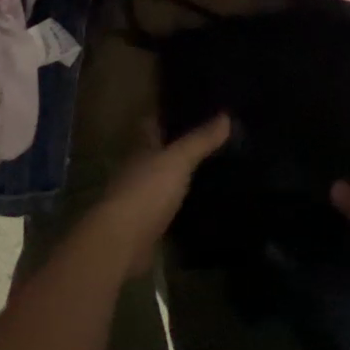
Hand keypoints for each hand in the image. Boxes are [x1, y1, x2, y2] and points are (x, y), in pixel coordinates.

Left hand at [90, 114, 230, 272]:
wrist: (123, 242)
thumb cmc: (146, 191)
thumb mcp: (177, 160)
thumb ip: (199, 140)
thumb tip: (226, 115)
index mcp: (141, 147)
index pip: (153, 123)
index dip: (170, 114)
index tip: (194, 106)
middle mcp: (140, 168)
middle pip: (161, 151)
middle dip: (181, 144)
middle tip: (215, 137)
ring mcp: (143, 197)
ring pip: (167, 178)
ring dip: (184, 173)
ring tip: (218, 165)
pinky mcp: (151, 223)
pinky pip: (172, 205)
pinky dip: (185, 201)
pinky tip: (206, 199)